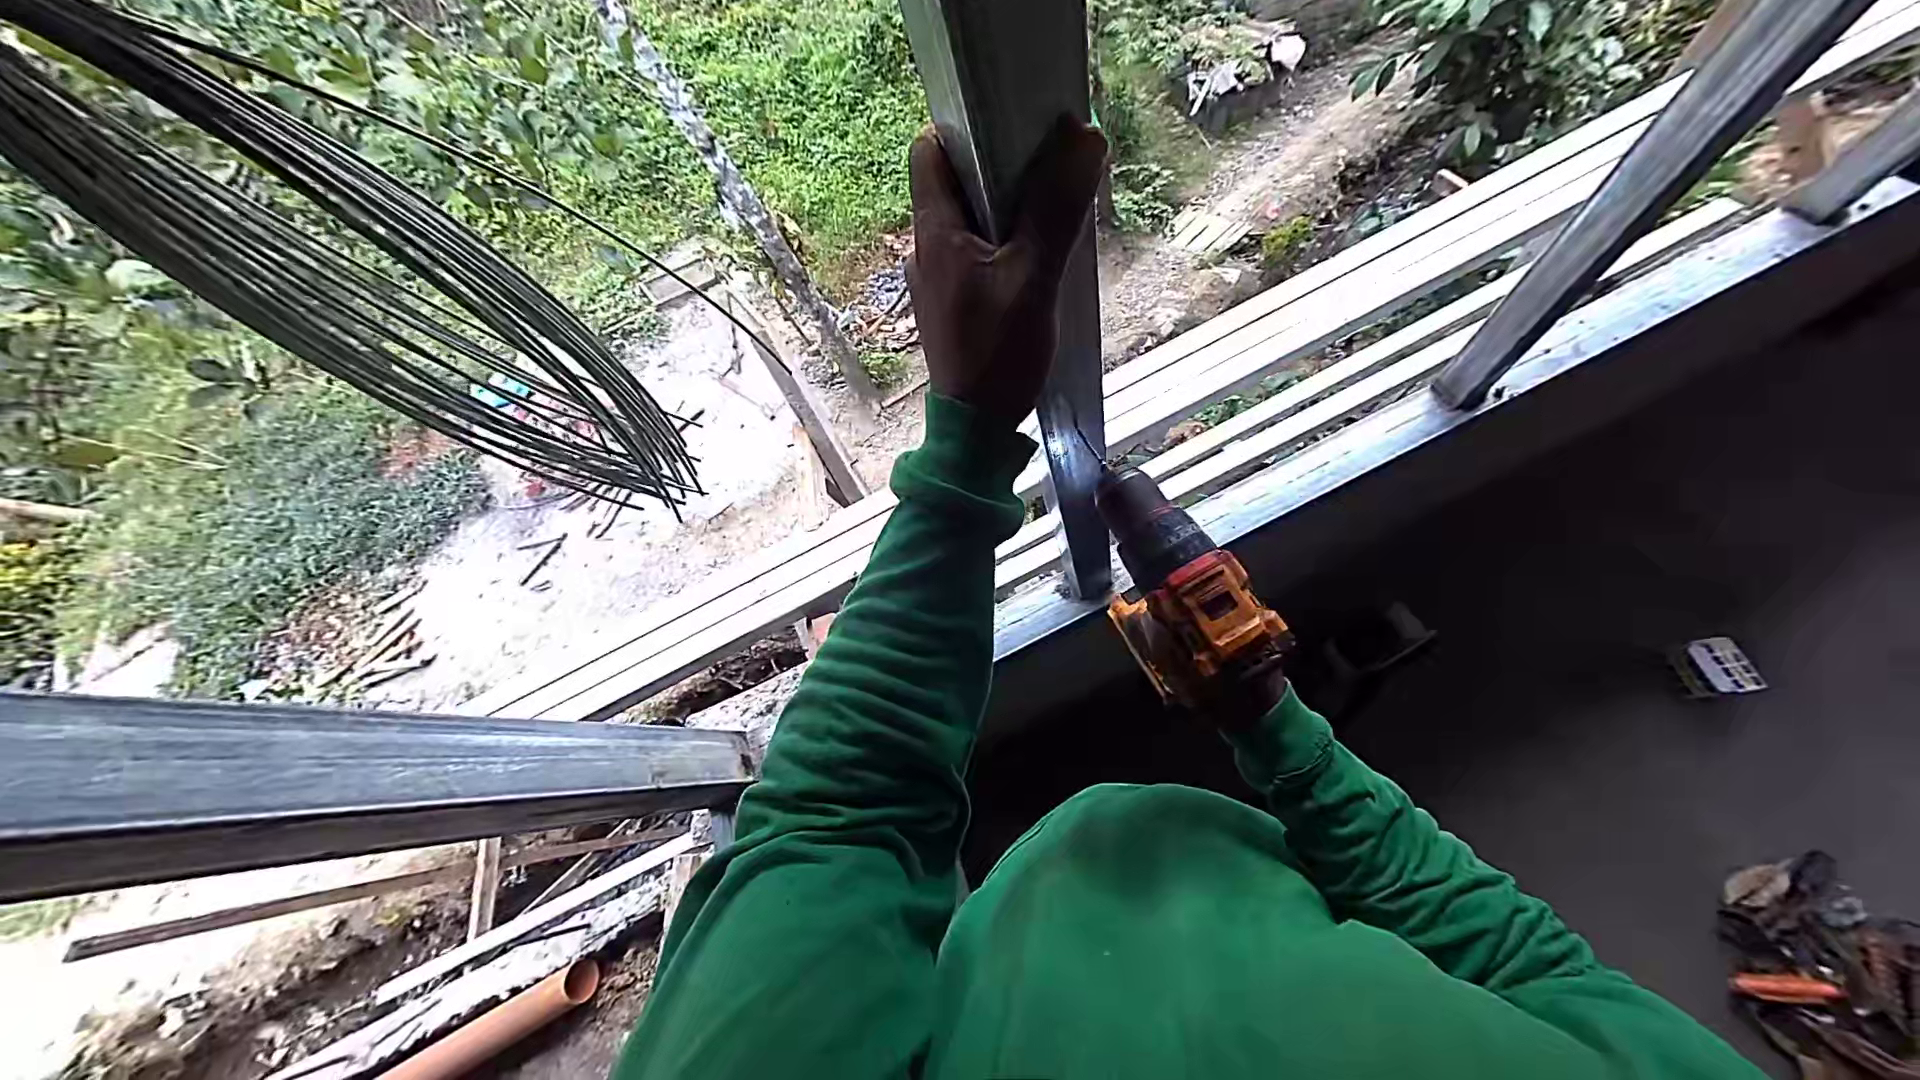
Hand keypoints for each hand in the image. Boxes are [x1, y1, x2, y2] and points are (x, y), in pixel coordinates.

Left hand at [907, 117, 1107, 427]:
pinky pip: (974, 257)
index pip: (929, 150)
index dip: (966, 131)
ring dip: (1005, 215)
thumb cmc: (997, 359)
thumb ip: (1056, 211)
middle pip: (955, 184)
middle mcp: (924, 251)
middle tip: (1046, 184)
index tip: (1013, 136)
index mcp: (933, 234)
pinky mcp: (949, 305)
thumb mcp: (1033, 281)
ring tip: (1045, 228)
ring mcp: (934, 281)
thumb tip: (1085, 139)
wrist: (976, 429)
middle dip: (1000, 174)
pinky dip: (1001, 250)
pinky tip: (1031, 268)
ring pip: (968, 224)